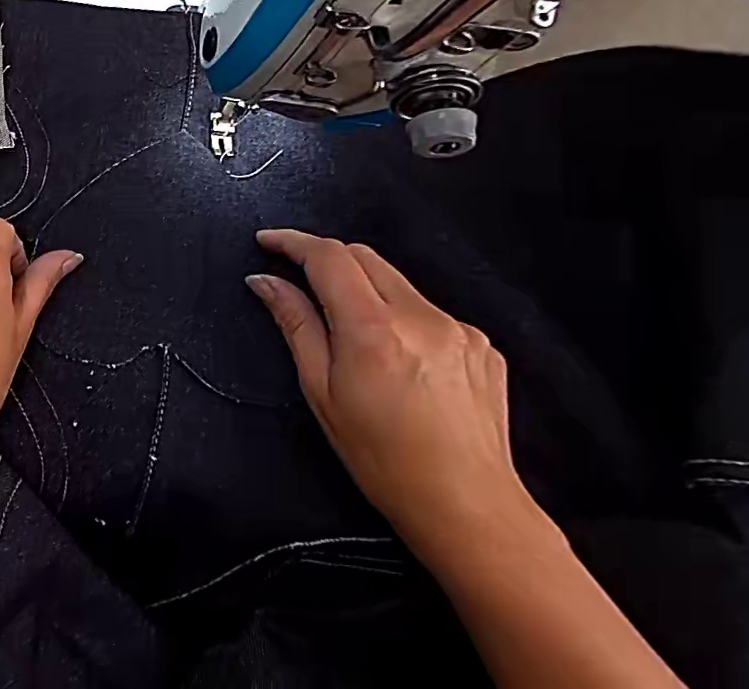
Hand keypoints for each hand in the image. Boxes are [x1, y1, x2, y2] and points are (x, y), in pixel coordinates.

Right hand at [247, 229, 520, 528]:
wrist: (468, 507)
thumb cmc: (383, 460)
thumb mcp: (321, 392)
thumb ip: (296, 324)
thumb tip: (266, 282)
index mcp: (373, 330)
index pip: (328, 257)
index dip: (293, 241)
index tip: (269, 241)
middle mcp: (420, 316)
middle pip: (363, 256)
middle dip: (328, 259)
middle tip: (303, 283)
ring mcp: (458, 327)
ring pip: (397, 281)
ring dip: (367, 290)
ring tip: (358, 340)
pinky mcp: (481, 342)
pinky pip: (429, 310)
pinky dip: (404, 318)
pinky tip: (402, 361)